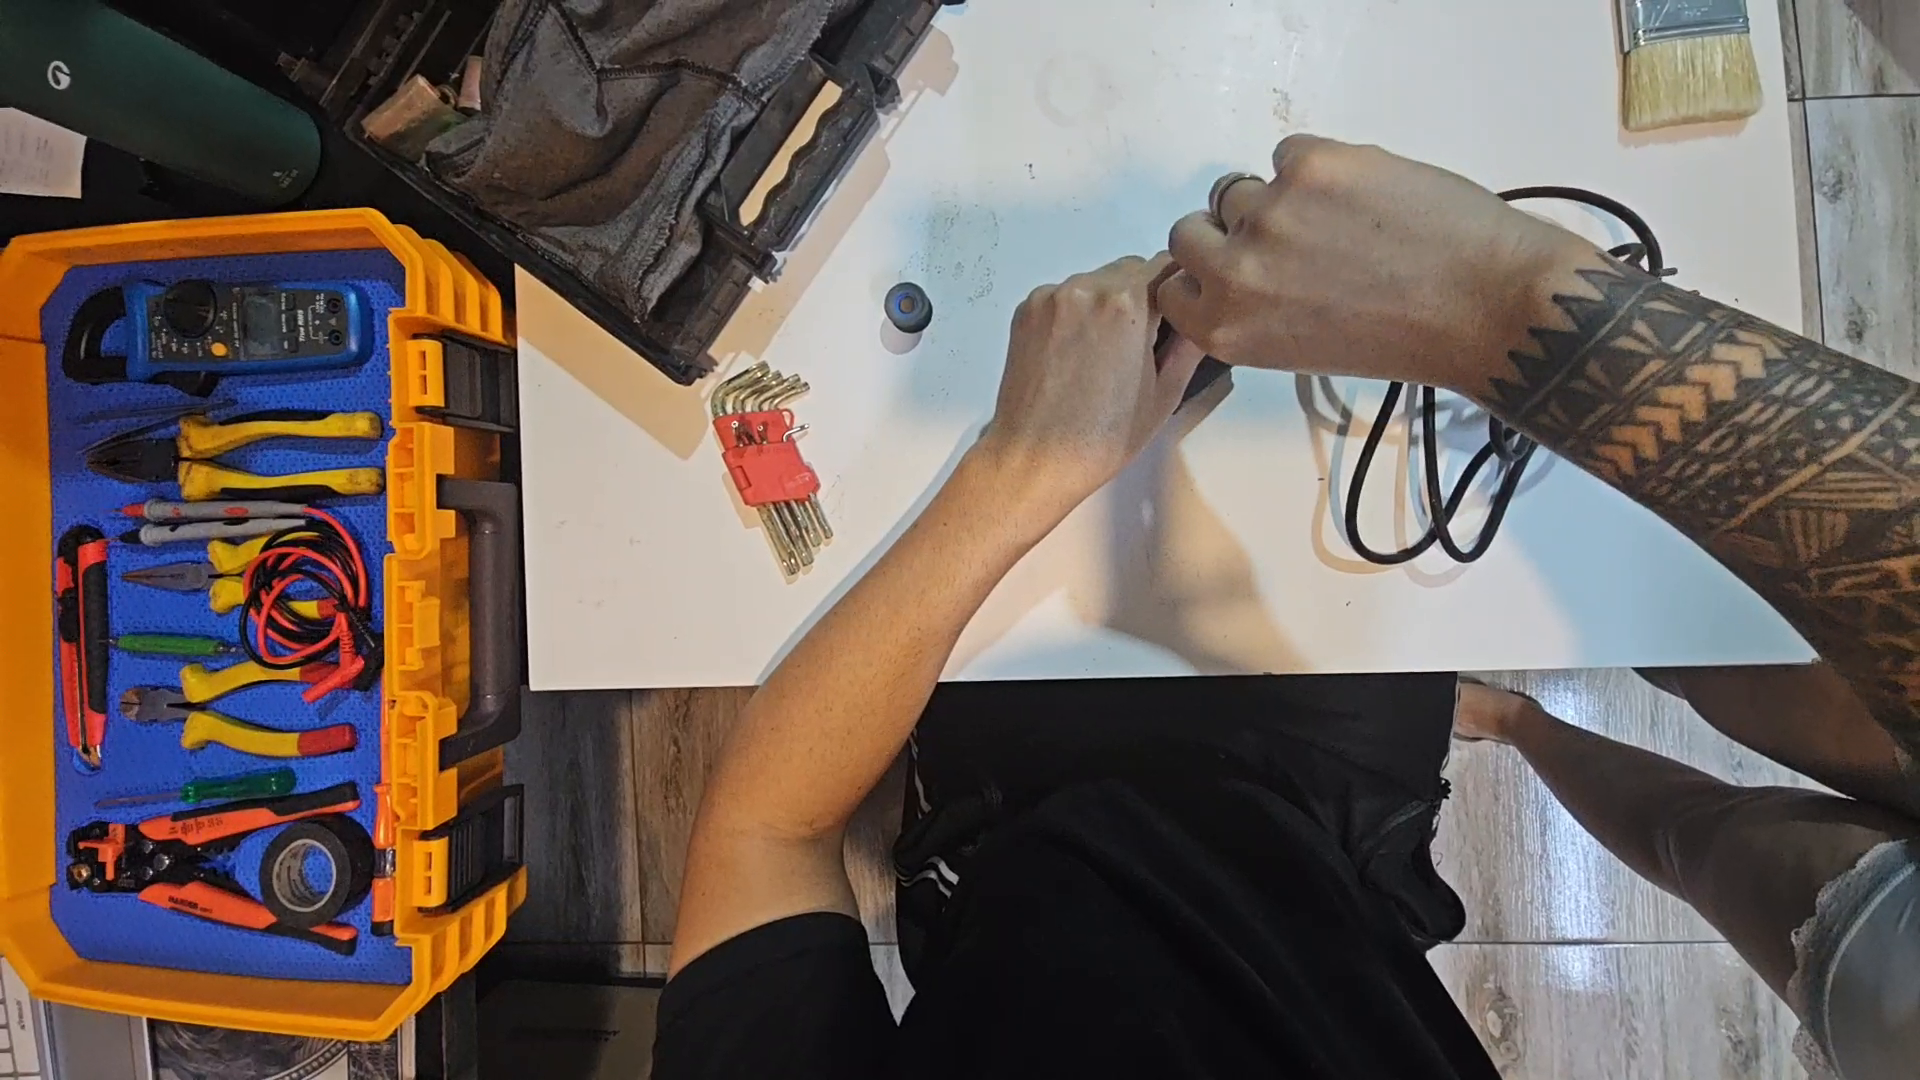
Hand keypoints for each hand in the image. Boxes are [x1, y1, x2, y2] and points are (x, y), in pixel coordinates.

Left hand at [972, 253, 1205, 529]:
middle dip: (1141, 298)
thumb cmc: (1100, 438)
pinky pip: (1063, 297)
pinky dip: (1074, 315)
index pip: (1168, 267)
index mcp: (1127, 304)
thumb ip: (1189, 343)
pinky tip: (1074, 356)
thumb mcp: (1164, 395)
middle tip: (1136, 347)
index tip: (1174, 320)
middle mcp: (1086, 289)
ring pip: (1094, 283)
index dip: (1177, 293)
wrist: (1034, 459)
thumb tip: (1198, 316)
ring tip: (1101, 357)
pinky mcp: (1026, 312)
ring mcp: (1050, 298)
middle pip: (1129, 271)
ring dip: (1105, 305)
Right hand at [1160, 135, 1592, 392]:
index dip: (1198, 275)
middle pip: (1187, 231)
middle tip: (1273, 239)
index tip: (1226, 269)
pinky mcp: (1311, 165)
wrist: (1476, 306)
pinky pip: (1287, 151)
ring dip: (1270, 198)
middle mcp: (1228, 274)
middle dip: (1222, 233)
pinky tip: (1355, 193)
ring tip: (1326, 216)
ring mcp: (1267, 215)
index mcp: (1219, 329)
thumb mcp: (1285, 350)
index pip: (1171, 287)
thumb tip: (1224, 268)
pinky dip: (1314, 166)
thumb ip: (1240, 312)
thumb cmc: (1385, 341)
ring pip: (1236, 189)